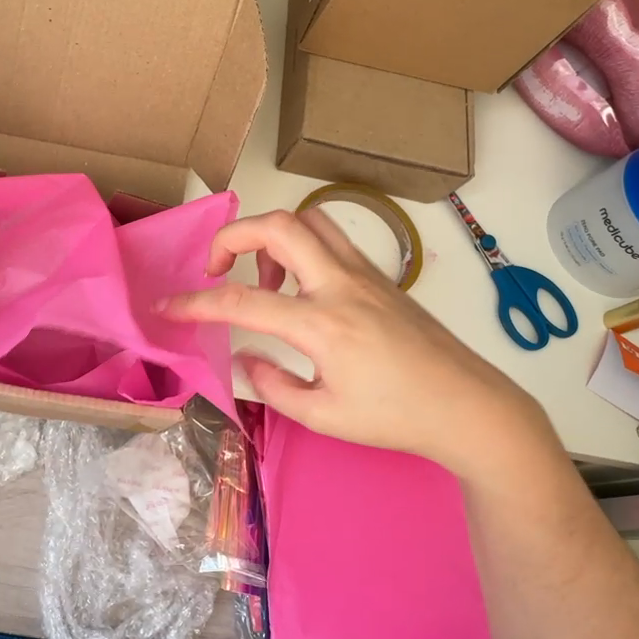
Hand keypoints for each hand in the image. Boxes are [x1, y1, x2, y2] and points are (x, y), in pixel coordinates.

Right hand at [159, 208, 554, 476]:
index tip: (168, 308)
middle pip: (277, 225)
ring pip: (308, 221)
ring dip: (270, 239)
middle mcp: (341, 285)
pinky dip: (300, 249)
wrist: (470, 407)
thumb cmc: (396, 418)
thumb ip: (273, 385)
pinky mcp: (381, 276)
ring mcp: (365, 274)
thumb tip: (247, 358)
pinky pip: (331, 240)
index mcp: (322, 325)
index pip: (241, 302)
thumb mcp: (323, 416)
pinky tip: (299, 292)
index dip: (195, 303)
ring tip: (262, 283)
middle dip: (231, 236)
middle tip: (215, 269)